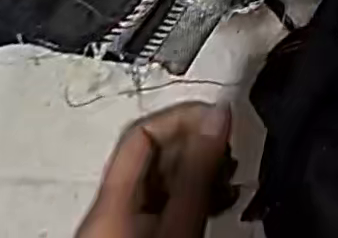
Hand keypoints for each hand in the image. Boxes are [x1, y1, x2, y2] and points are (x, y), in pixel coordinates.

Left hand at [76, 101, 233, 237]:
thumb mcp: (182, 222)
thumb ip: (200, 167)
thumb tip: (219, 111)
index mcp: (111, 202)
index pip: (142, 133)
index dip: (182, 115)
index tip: (220, 119)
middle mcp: (109, 211)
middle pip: (152, 153)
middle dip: (198, 144)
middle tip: (229, 154)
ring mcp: (119, 228)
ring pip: (161, 176)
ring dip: (200, 169)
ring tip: (227, 182)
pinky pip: (162, 200)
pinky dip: (192, 192)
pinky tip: (215, 204)